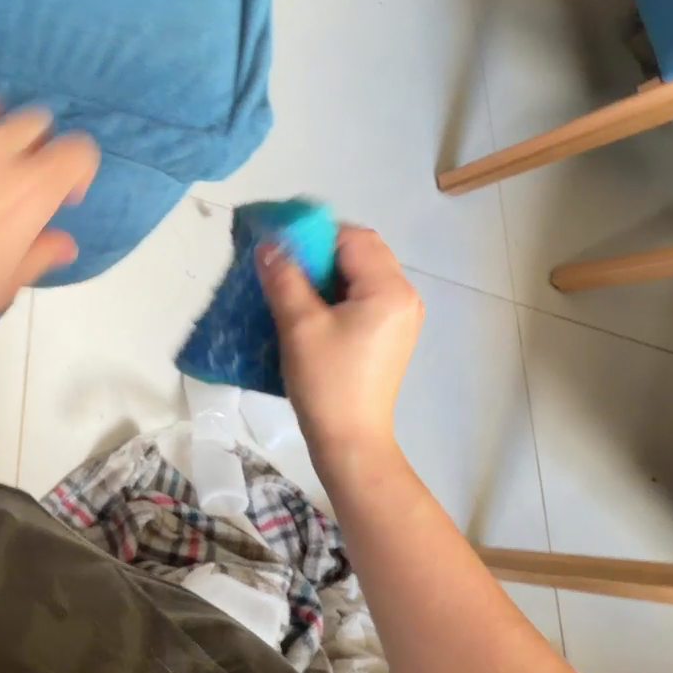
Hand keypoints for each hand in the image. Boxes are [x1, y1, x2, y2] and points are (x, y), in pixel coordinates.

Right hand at [256, 226, 422, 466]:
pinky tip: (306, 312)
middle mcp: (404, 296)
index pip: (354, 239)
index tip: (277, 244)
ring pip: (359, 277)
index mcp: (389, 289)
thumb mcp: (298, 326)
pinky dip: (333, 296)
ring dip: (323, 275)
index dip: (314, 234)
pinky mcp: (388, 336)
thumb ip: (284, 280)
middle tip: (279, 266)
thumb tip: (269, 247)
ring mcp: (399, 317)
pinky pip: (361, 299)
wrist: (349, 438)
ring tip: (287, 289)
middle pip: (361, 254)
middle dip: (318, 253)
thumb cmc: (325, 381)